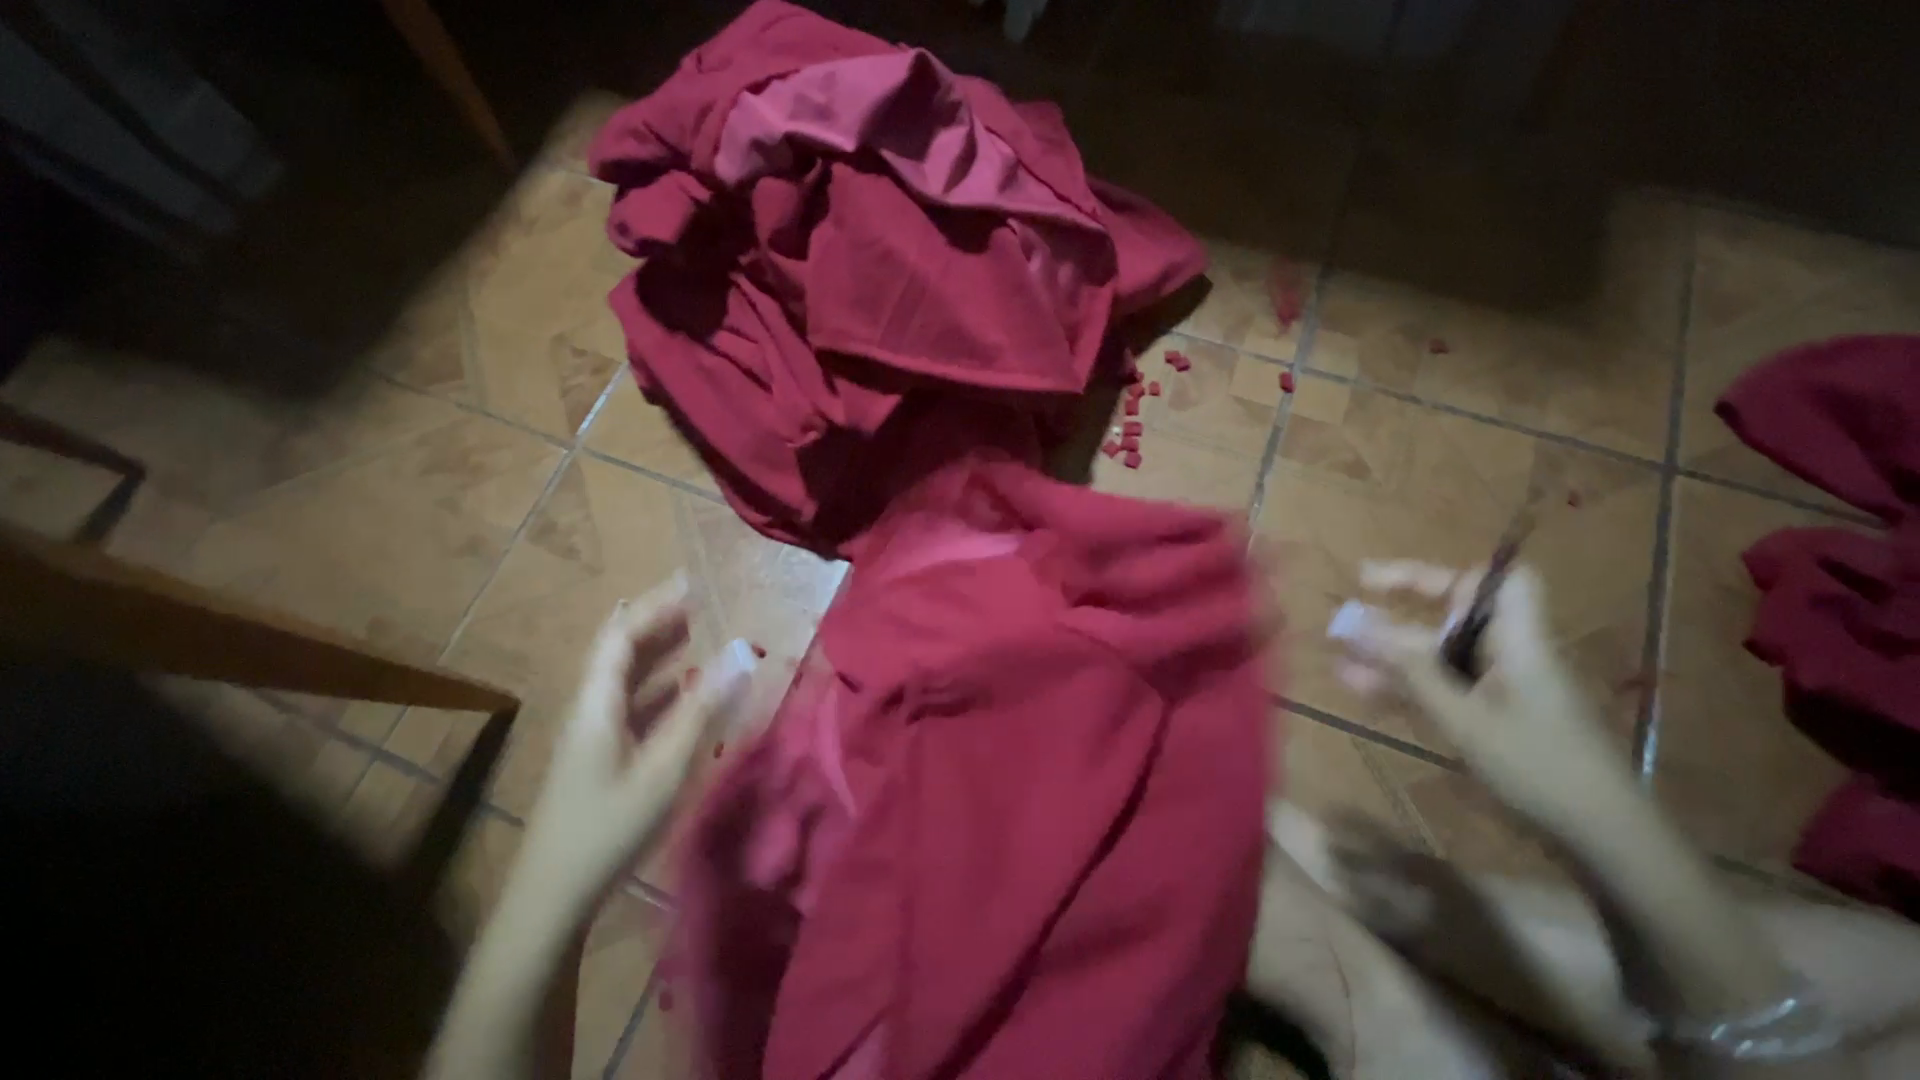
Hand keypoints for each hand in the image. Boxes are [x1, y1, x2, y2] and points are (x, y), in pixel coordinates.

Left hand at [511, 573, 757, 919]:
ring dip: (661, 652)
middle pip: (620, 649)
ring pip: (626, 678)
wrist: (552, 896)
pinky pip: (632, 705)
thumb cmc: (608, 827)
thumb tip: (741, 654)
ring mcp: (592, 734)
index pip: (623, 633)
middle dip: (659, 619)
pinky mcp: (600, 757)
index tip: (697, 581)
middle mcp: (590, 707)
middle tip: (704, 601)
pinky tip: (688, 693)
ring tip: (701, 633)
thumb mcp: (663, 768)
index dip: (657, 603)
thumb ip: (702, 709)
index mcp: (596, 701)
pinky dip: (662, 688)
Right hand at [1349, 561, 1635, 835]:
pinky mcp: (1497, 718)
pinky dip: (1407, 686)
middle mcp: (1511, 654)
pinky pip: (1445, 688)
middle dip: (1399, 611)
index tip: (1389, 582)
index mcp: (1518, 641)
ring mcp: (1504, 688)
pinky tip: (1363, 691)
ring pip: (1442, 655)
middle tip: (1346, 617)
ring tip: (1339, 657)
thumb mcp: (1464, 718)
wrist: (1602, 834)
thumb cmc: (1538, 766)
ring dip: (1393, 654)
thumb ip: (1411, 670)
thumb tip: (1357, 624)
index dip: (1446, 572)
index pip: (1498, 580)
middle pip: (1456, 615)